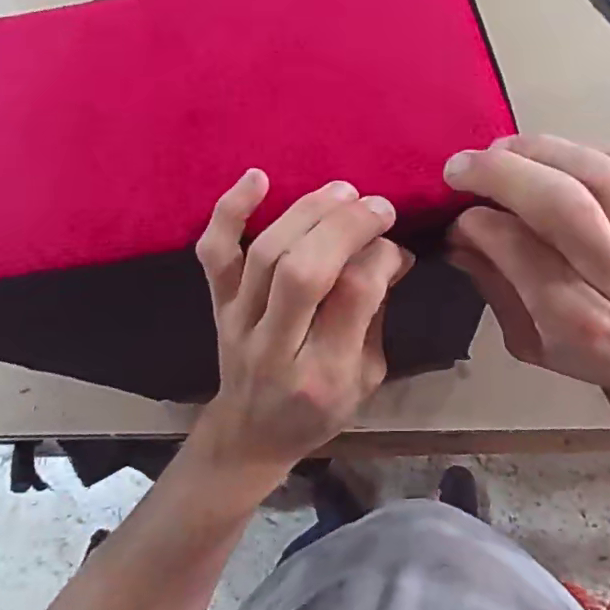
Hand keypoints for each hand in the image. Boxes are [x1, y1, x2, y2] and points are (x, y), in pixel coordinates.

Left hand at [188, 171, 413, 478]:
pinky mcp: (215, 302)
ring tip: (344, 192)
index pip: (353, 297)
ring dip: (307, 212)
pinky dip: (230, 211)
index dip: (380, 258)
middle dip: (346, 228)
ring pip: (265, 254)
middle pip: (303, 271)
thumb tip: (389, 250)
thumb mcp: (367, 379)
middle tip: (378, 206)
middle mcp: (274, 346)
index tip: (395, 245)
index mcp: (324, 375)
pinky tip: (258, 177)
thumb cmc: (319, 412)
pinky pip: (214, 253)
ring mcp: (237, 320)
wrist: (250, 432)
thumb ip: (376, 315)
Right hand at [444, 135, 609, 411]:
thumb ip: (494, 285)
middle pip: (564, 205)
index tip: (456, 217)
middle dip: (502, 175)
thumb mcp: (529, 341)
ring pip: (596, 172)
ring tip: (498, 150)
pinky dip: (575, 149)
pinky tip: (546, 155)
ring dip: (537, 151)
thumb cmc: (594, 354)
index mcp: (579, 319)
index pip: (522, 253)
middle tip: (460, 167)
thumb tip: (458, 234)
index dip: (480, 224)